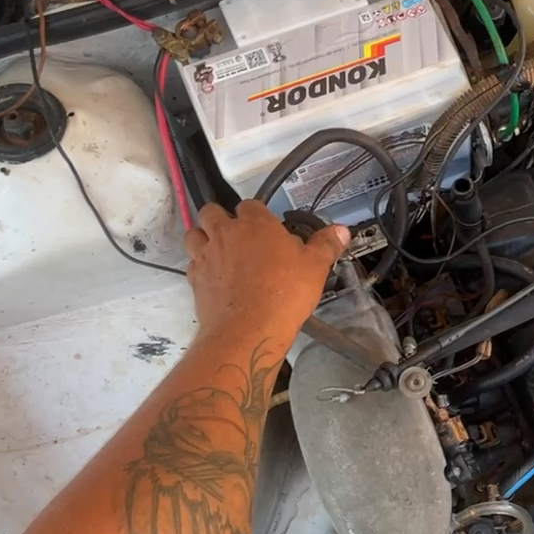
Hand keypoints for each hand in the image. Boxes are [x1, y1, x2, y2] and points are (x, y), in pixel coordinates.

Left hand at [184, 201, 348, 343]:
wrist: (250, 328)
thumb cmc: (285, 293)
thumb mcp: (316, 267)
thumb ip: (326, 245)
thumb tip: (341, 230)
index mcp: (256, 223)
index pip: (251, 205)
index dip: (258, 215)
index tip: (268, 228)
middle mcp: (225, 232)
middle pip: (212, 211)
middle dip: (222, 218)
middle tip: (239, 235)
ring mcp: (206, 254)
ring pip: (194, 233)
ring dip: (204, 237)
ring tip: (220, 250)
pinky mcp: (195, 278)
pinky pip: (192, 263)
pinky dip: (201, 265)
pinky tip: (215, 277)